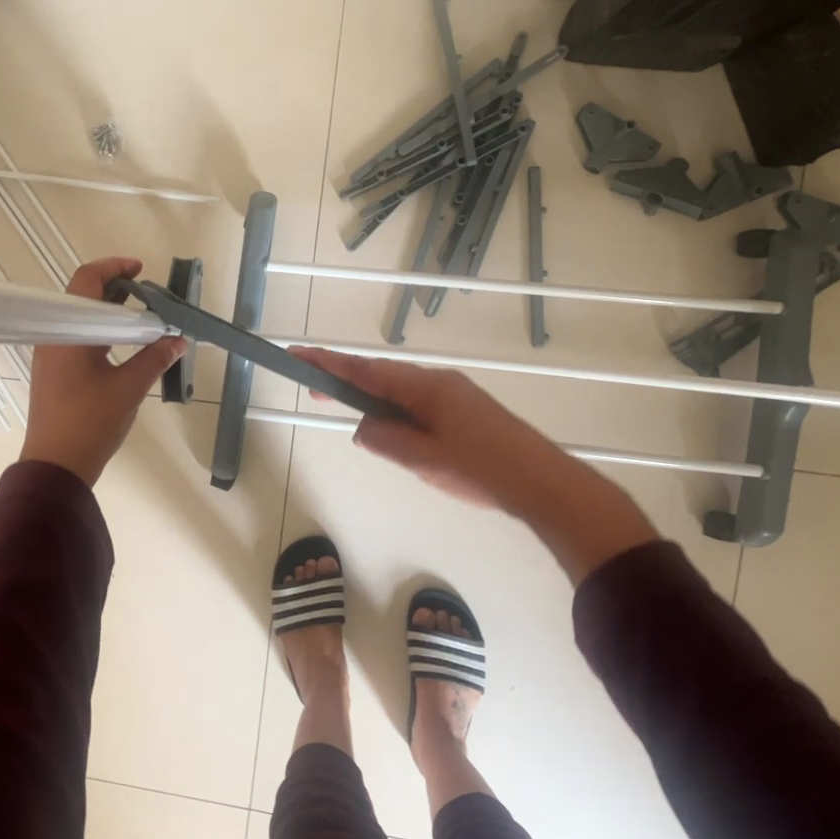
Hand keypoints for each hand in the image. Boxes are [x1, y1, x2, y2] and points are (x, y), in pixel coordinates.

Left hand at [19, 258, 187, 486]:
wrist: (54, 467)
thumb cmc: (89, 422)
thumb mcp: (129, 388)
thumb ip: (155, 358)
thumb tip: (178, 340)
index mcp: (68, 331)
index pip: (87, 280)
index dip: (114, 267)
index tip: (141, 270)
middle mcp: (53, 336)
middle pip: (81, 296)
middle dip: (114, 289)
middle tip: (146, 295)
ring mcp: (49, 355)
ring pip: (78, 319)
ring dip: (107, 312)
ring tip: (139, 317)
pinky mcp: (52, 373)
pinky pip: (75, 337)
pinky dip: (98, 331)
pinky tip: (121, 344)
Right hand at [289, 346, 557, 509]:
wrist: (541, 483)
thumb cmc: (480, 470)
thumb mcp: (421, 459)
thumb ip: (384, 440)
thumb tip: (365, 428)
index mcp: (424, 388)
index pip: (365, 371)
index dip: (328, 364)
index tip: (297, 355)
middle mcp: (438, 382)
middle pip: (381, 374)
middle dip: (346, 380)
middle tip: (313, 390)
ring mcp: (454, 394)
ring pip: (400, 390)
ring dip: (373, 400)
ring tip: (356, 420)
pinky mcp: (465, 410)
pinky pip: (417, 402)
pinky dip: (396, 410)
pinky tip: (394, 431)